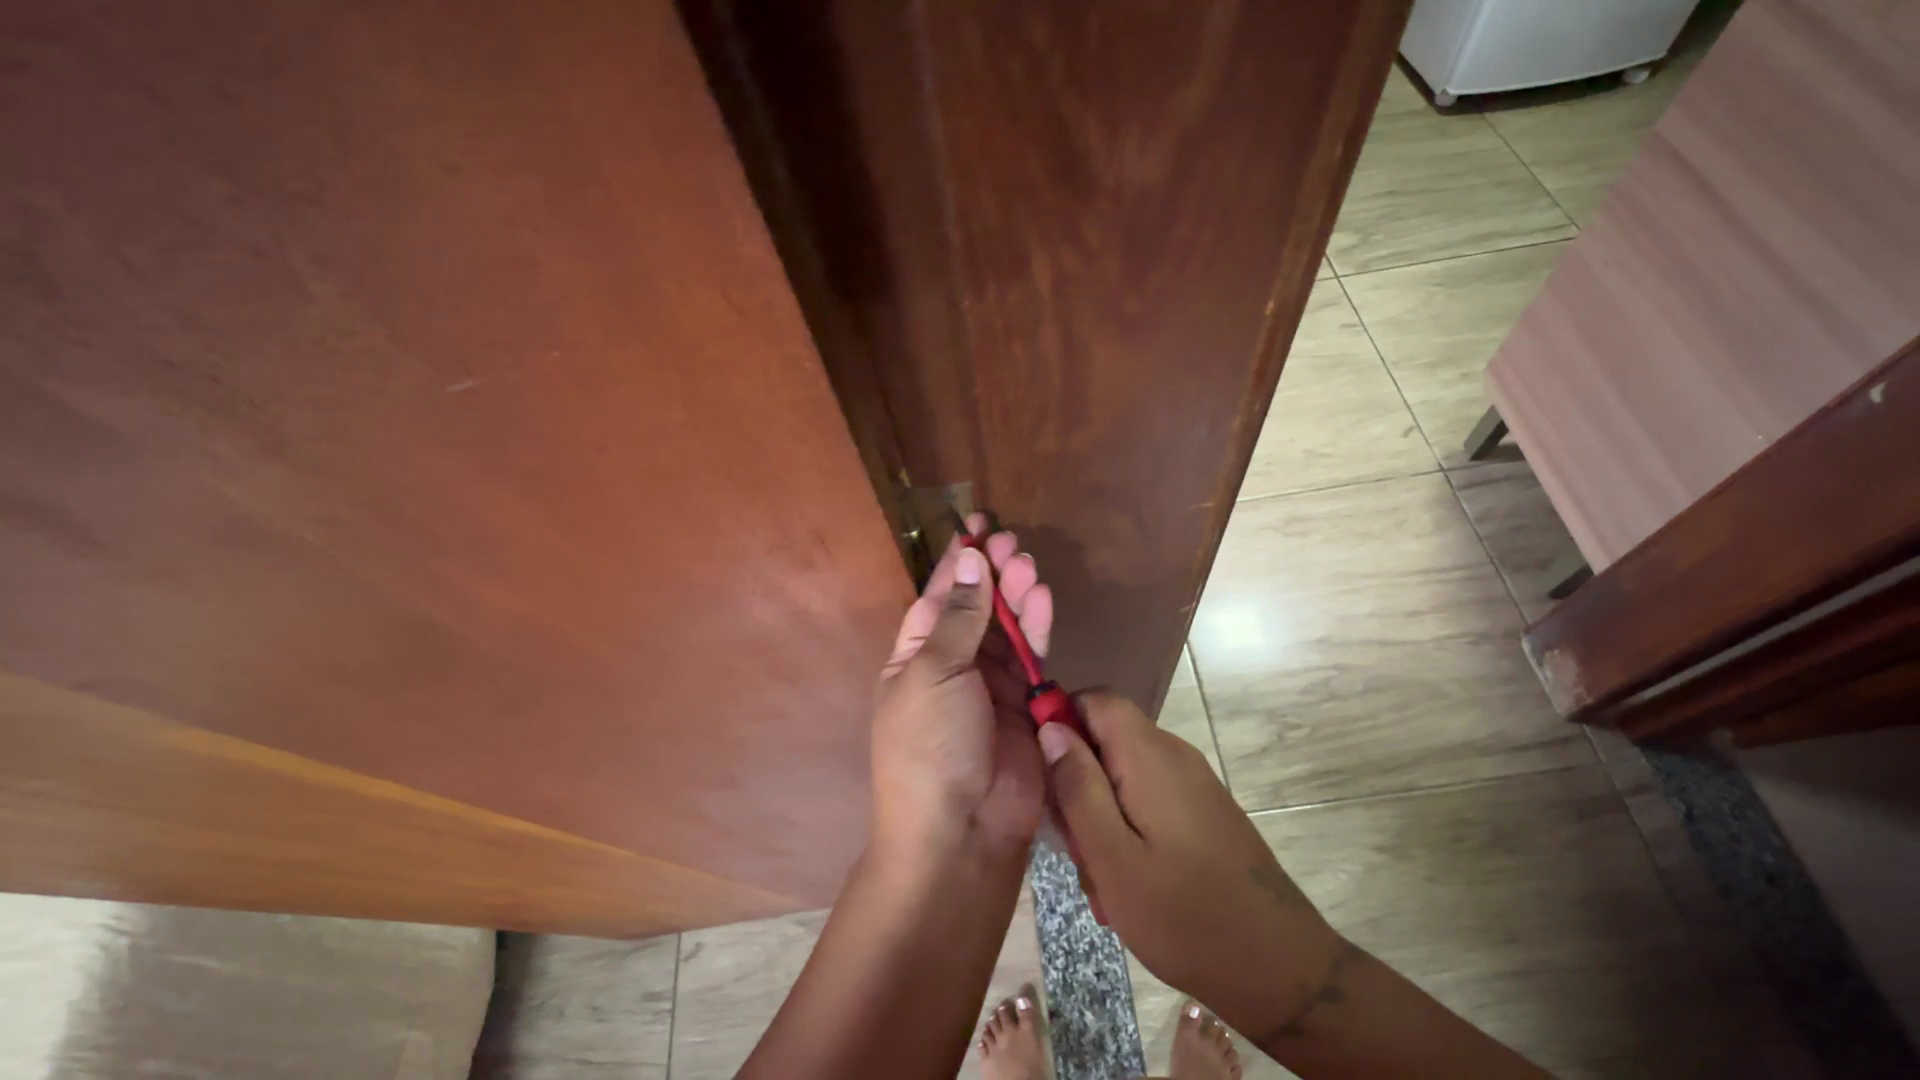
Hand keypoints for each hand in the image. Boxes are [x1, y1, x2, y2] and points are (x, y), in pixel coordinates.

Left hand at [870, 515, 1053, 866]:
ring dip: (1017, 595)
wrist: (962, 828)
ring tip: (1028, 565)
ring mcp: (991, 686)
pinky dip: (1038, 628)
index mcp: (915, 656)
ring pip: (1008, 628)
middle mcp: (952, 666)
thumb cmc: (929, 746)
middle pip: (976, 608)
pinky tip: (1043, 600)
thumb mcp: (933, 674)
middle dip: (992, 574)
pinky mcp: (1026, 705)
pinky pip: (1033, 657)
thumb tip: (968, 564)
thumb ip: (958, 619)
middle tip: (1010, 544)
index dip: (957, 563)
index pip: (938, 597)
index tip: (976, 527)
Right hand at [1037, 692, 1350, 1045]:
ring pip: (1122, 778)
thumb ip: (1077, 787)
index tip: (1040, 774)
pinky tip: (1129, 887)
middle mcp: (1174, 757)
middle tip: (1074, 848)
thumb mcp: (1112, 857)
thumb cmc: (1185, 916)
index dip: (1059, 720)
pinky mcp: (1202, 814)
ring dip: (1099, 820)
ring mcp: (1193, 786)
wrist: (1278, 968)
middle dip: (1076, 785)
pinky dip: (1127, 835)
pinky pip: (1147, 803)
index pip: (1096, 698)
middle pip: (1105, 741)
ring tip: (1103, 881)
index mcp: (1151, 757)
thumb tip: (1050, 727)